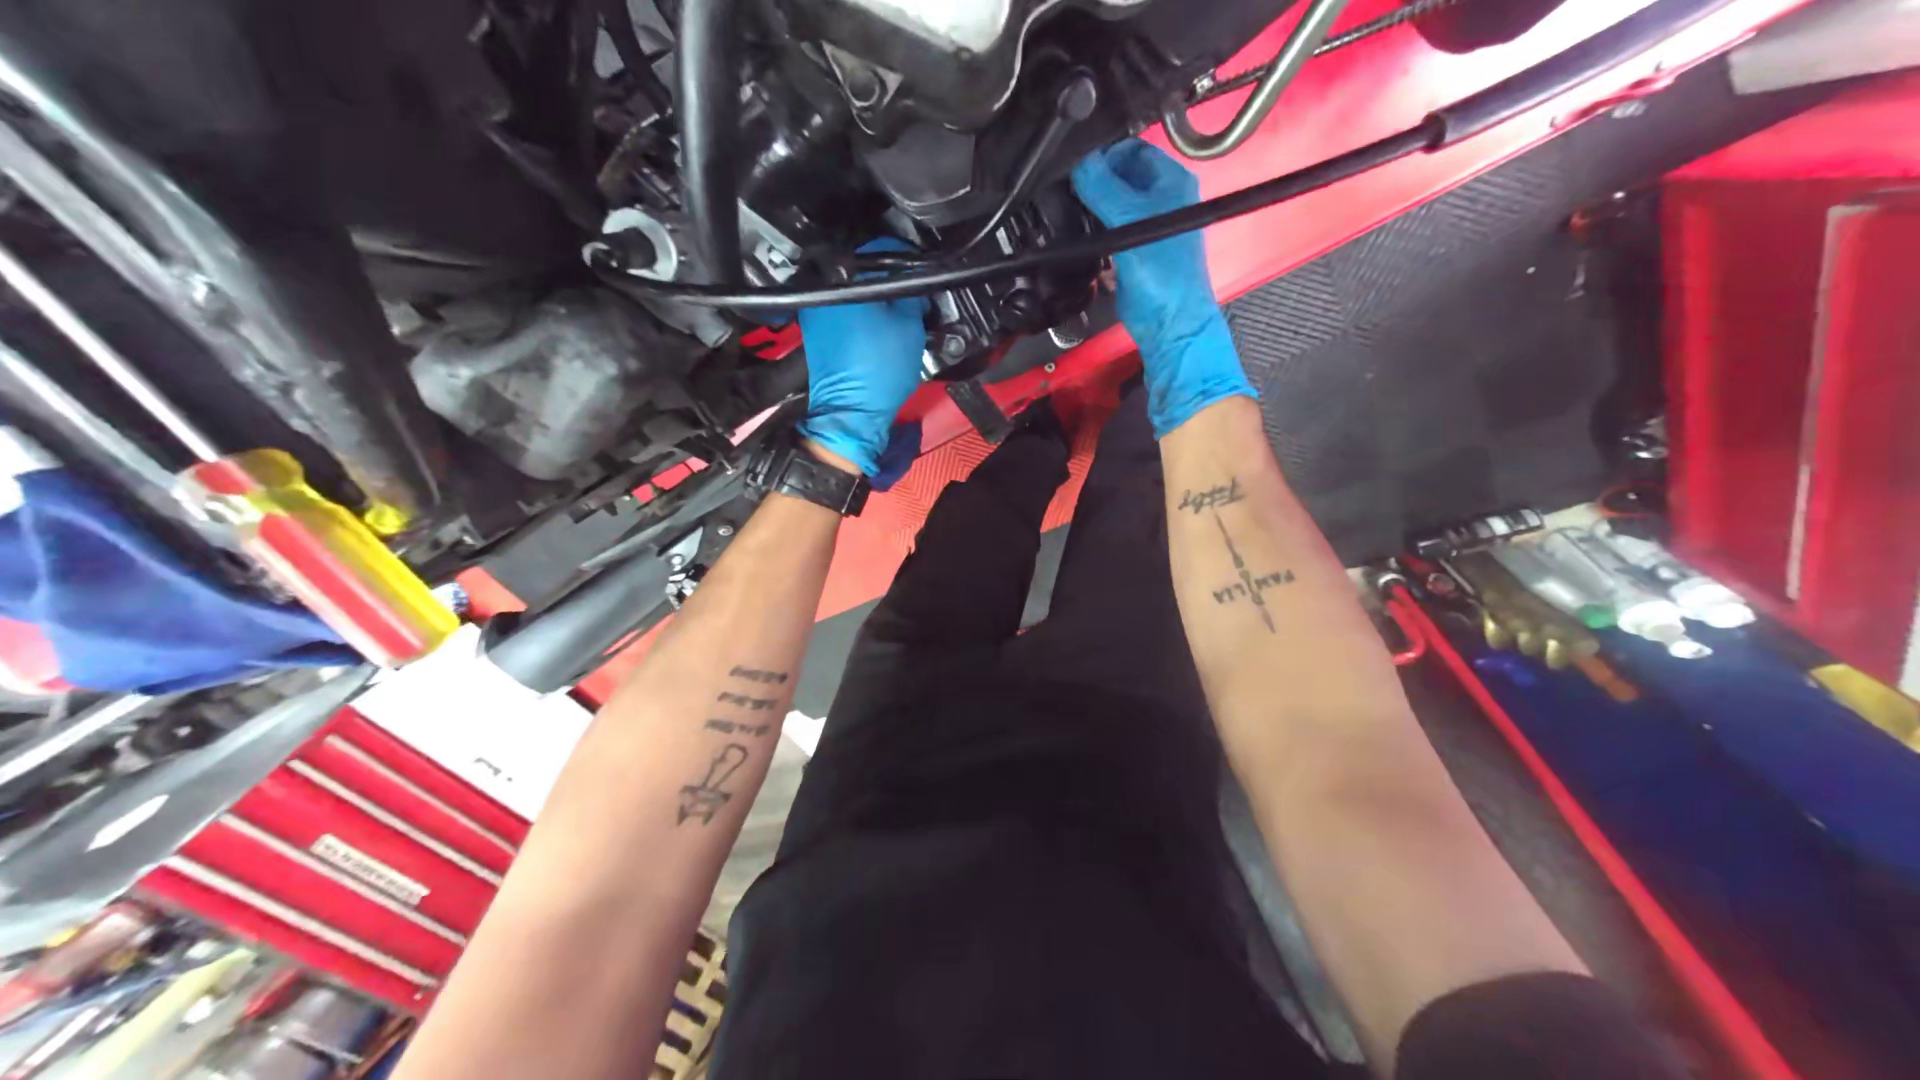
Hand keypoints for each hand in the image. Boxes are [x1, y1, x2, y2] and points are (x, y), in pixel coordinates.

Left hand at [795, 245, 928, 476]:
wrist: (853, 413)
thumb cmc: (879, 372)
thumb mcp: (910, 324)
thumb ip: (911, 289)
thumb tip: (912, 274)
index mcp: (844, 281)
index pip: (880, 247)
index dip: (907, 258)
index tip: (920, 272)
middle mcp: (823, 291)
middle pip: (864, 269)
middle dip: (890, 281)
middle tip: (912, 299)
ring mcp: (816, 312)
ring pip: (854, 291)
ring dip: (875, 299)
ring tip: (897, 318)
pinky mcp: (817, 332)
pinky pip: (844, 311)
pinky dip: (862, 316)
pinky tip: (878, 331)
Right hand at [1071, 139, 1254, 436]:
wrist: (1167, 323)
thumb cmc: (1163, 274)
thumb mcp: (1130, 219)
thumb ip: (1103, 188)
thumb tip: (1080, 163)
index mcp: (1171, 182)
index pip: (1131, 149)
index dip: (1103, 153)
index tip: (1076, 165)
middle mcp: (1160, 200)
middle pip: (1118, 177)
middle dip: (1092, 181)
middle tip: (1067, 188)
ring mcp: (1145, 228)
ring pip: (1109, 205)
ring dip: (1089, 208)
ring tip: (1067, 211)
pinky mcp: (1130, 253)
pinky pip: (1106, 233)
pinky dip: (1091, 232)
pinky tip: (1076, 236)